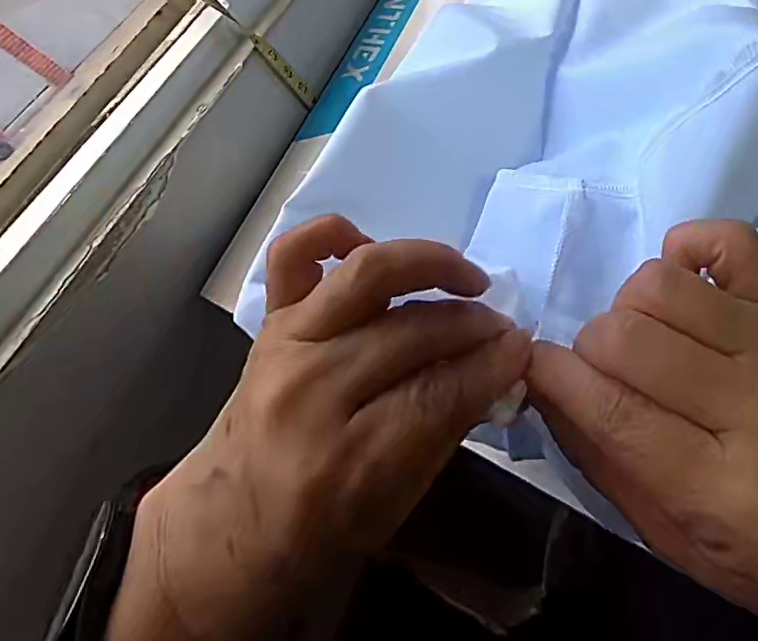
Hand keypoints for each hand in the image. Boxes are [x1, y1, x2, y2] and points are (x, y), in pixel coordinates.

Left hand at [109, 216, 530, 640]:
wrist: (236, 515)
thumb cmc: (323, 523)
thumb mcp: (399, 501)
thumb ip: (447, 428)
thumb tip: (497, 366)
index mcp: (348, 458)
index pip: (436, 392)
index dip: (489, 365)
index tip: (521, 347)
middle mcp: (312, 388)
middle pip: (407, 332)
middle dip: (468, 321)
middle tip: (499, 321)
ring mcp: (285, 343)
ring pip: (363, 278)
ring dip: (425, 265)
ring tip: (462, 276)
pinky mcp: (269, 320)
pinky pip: (292, 254)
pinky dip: (331, 233)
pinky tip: (368, 241)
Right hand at [526, 221, 757, 640]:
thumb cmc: (756, 549)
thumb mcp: (660, 530)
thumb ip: (589, 447)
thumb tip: (532, 374)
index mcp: (731, 492)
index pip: (611, 408)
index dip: (551, 375)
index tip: (532, 366)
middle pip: (627, 337)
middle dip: (588, 348)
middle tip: (600, 373)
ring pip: (660, 285)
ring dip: (627, 306)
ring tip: (641, 337)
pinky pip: (729, 243)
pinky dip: (687, 246)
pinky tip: (677, 278)